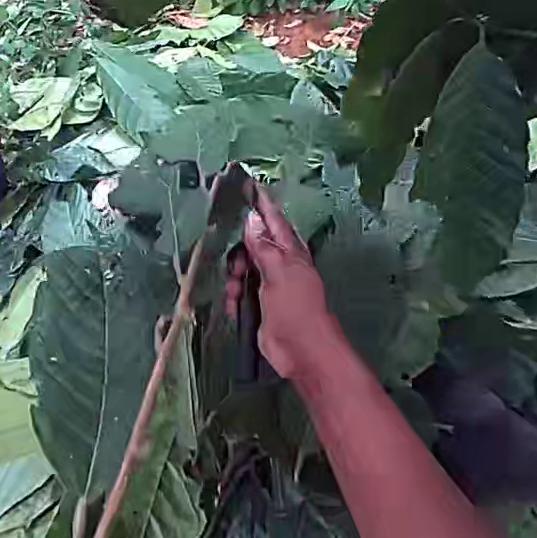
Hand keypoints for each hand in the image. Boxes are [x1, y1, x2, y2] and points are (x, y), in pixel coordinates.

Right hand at [225, 181, 343, 384]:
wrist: (302, 352)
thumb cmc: (296, 308)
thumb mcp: (278, 272)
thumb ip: (262, 245)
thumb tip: (252, 218)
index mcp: (289, 251)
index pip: (273, 219)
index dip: (262, 203)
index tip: (249, 185)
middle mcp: (279, 263)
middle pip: (251, 246)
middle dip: (238, 256)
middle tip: (238, 271)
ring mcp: (269, 285)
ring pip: (242, 270)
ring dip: (235, 281)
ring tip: (238, 295)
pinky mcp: (260, 305)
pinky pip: (240, 293)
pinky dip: (235, 299)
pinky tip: (236, 309)